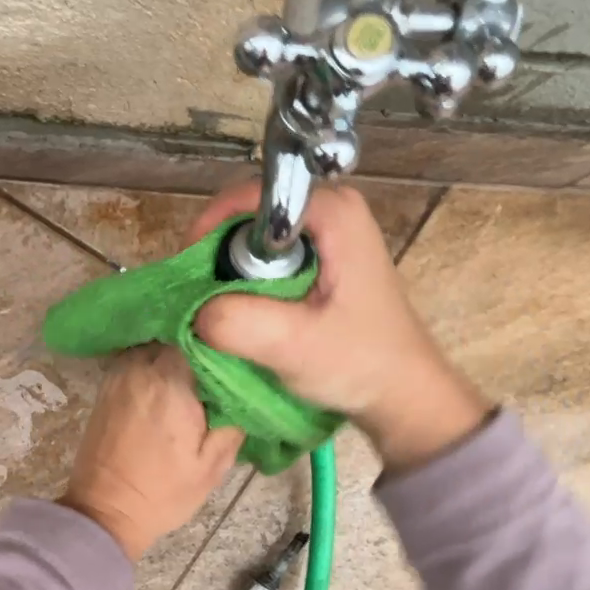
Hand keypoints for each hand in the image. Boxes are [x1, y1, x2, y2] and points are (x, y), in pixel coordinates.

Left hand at [61, 346, 244, 560]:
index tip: (246, 349)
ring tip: (202, 373)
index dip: (228, 338)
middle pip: (182, 334)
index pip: (207, 332)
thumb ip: (234, 413)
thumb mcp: (214, 462)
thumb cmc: (163, 493)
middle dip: (205, 344)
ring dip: (180, 354)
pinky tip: (174, 382)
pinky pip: (140, 359)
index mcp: (170, 379)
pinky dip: (158, 364)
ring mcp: (119, 372)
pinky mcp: (107, 384)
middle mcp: (140, 365)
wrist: (104, 512)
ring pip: (159, 344)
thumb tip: (248, 381)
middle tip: (228, 364)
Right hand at [189, 182, 489, 471]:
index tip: (189, 274)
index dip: (211, 230)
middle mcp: (329, 210)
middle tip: (196, 300)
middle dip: (214, 255)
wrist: (400, 393)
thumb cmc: (360, 364)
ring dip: (224, 274)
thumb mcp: (293, 346)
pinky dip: (241, 285)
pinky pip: (262, 259)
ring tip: (213, 312)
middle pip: (246, 216)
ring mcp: (324, 235)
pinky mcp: (317, 260)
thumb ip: (237, 323)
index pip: (249, 196)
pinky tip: (238, 316)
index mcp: (333, 213)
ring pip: (250, 240)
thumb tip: (191, 311)